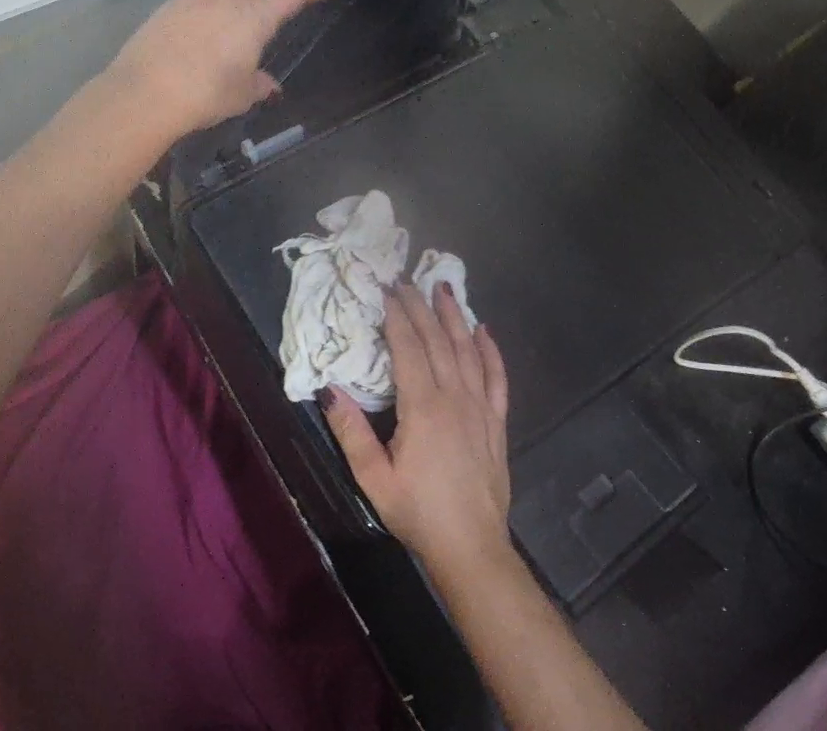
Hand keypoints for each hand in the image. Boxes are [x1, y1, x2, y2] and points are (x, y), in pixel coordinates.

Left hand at [102, 0, 340, 134]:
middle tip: (250, 59)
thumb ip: (259, 85)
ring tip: (214, 66)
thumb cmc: (203, 94)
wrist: (142, 93)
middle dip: (256, 25)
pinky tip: (189, 60)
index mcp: (253, 15)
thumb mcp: (240, 96)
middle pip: (251, 4)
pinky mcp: (164, 10)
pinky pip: (193, 17)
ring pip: (220, 9)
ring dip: (225, 29)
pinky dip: (199, 33)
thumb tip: (269, 83)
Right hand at [324, 284, 511, 570]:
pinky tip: (483, 332)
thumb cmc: (417, 512)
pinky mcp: (496, 423)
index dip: (397, 316)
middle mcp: (455, 399)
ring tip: (444, 289)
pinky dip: (490, 351)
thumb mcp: (374, 478)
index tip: (386, 290)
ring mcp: (480, 409)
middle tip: (407, 280)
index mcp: (423, 408)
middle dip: (421, 308)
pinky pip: (497, 378)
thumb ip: (351, 432)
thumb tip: (329, 389)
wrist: (471, 546)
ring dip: (455, 318)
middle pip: (438, 342)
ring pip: (468, 352)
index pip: (408, 349)